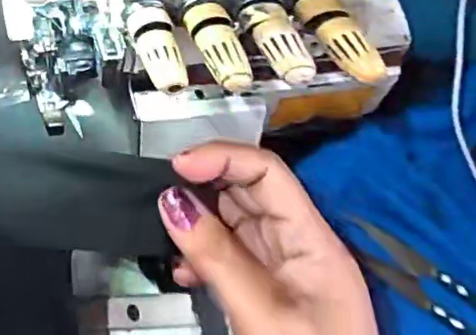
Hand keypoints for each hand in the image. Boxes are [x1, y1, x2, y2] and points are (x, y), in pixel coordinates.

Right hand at [157, 141, 374, 334]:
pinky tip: (180, 269)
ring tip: (167, 236)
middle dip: (198, 186)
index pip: (266, 171)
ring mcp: (281, 268)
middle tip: (161, 196)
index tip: (175, 166)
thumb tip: (170, 199)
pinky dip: (194, 249)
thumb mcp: (264, 317)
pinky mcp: (262, 288)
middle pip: (242, 188)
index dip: (219, 157)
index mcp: (315, 245)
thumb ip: (217, 257)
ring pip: (226, 216)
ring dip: (191, 218)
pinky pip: (221, 247)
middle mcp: (299, 247)